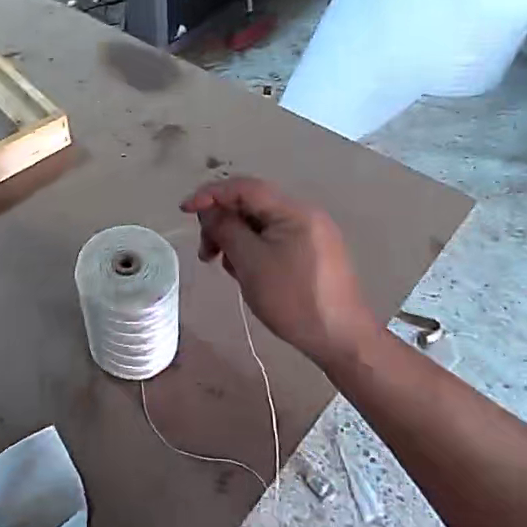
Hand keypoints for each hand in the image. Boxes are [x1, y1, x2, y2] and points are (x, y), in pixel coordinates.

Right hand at [181, 176, 379, 364]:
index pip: (244, 187)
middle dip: (222, 223)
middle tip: (206, 252)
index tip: (185, 211)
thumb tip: (209, 210)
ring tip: (226, 267)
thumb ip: (226, 229)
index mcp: (294, 211)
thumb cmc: (293, 299)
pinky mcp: (311, 253)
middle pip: (251, 204)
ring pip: (260, 224)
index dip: (210, 193)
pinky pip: (273, 239)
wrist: (341, 339)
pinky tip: (246, 273)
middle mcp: (304, 215)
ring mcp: (310, 234)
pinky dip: (252, 250)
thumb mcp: (250, 262)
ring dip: (235, 239)